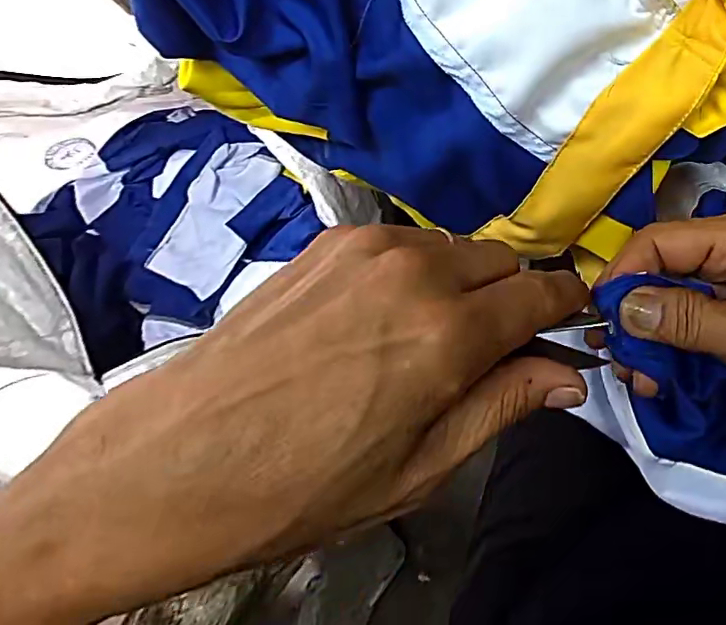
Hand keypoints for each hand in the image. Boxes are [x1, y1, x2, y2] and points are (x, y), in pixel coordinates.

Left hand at [0, 225, 589, 623]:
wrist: (151, 471)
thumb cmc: (296, 488)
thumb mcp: (417, 469)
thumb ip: (506, 405)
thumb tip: (574, 375)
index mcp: (450, 336)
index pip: (548, 293)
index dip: (570, 304)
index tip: (571, 320)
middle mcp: (423, 273)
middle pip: (510, 265)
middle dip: (512, 299)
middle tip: (482, 346)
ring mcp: (376, 247)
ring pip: (464, 248)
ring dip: (466, 281)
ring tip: (424, 330)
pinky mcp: (337, 238)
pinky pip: (413, 241)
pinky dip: (419, 269)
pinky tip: (377, 312)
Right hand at [591, 212, 725, 428]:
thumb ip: (690, 321)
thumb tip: (622, 307)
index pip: (660, 239)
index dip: (624, 276)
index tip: (601, 326)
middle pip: (658, 264)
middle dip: (633, 311)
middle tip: (620, 363)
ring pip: (664, 292)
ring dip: (645, 333)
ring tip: (641, 378)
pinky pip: (681, 314)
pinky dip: (664, 343)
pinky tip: (658, 376)